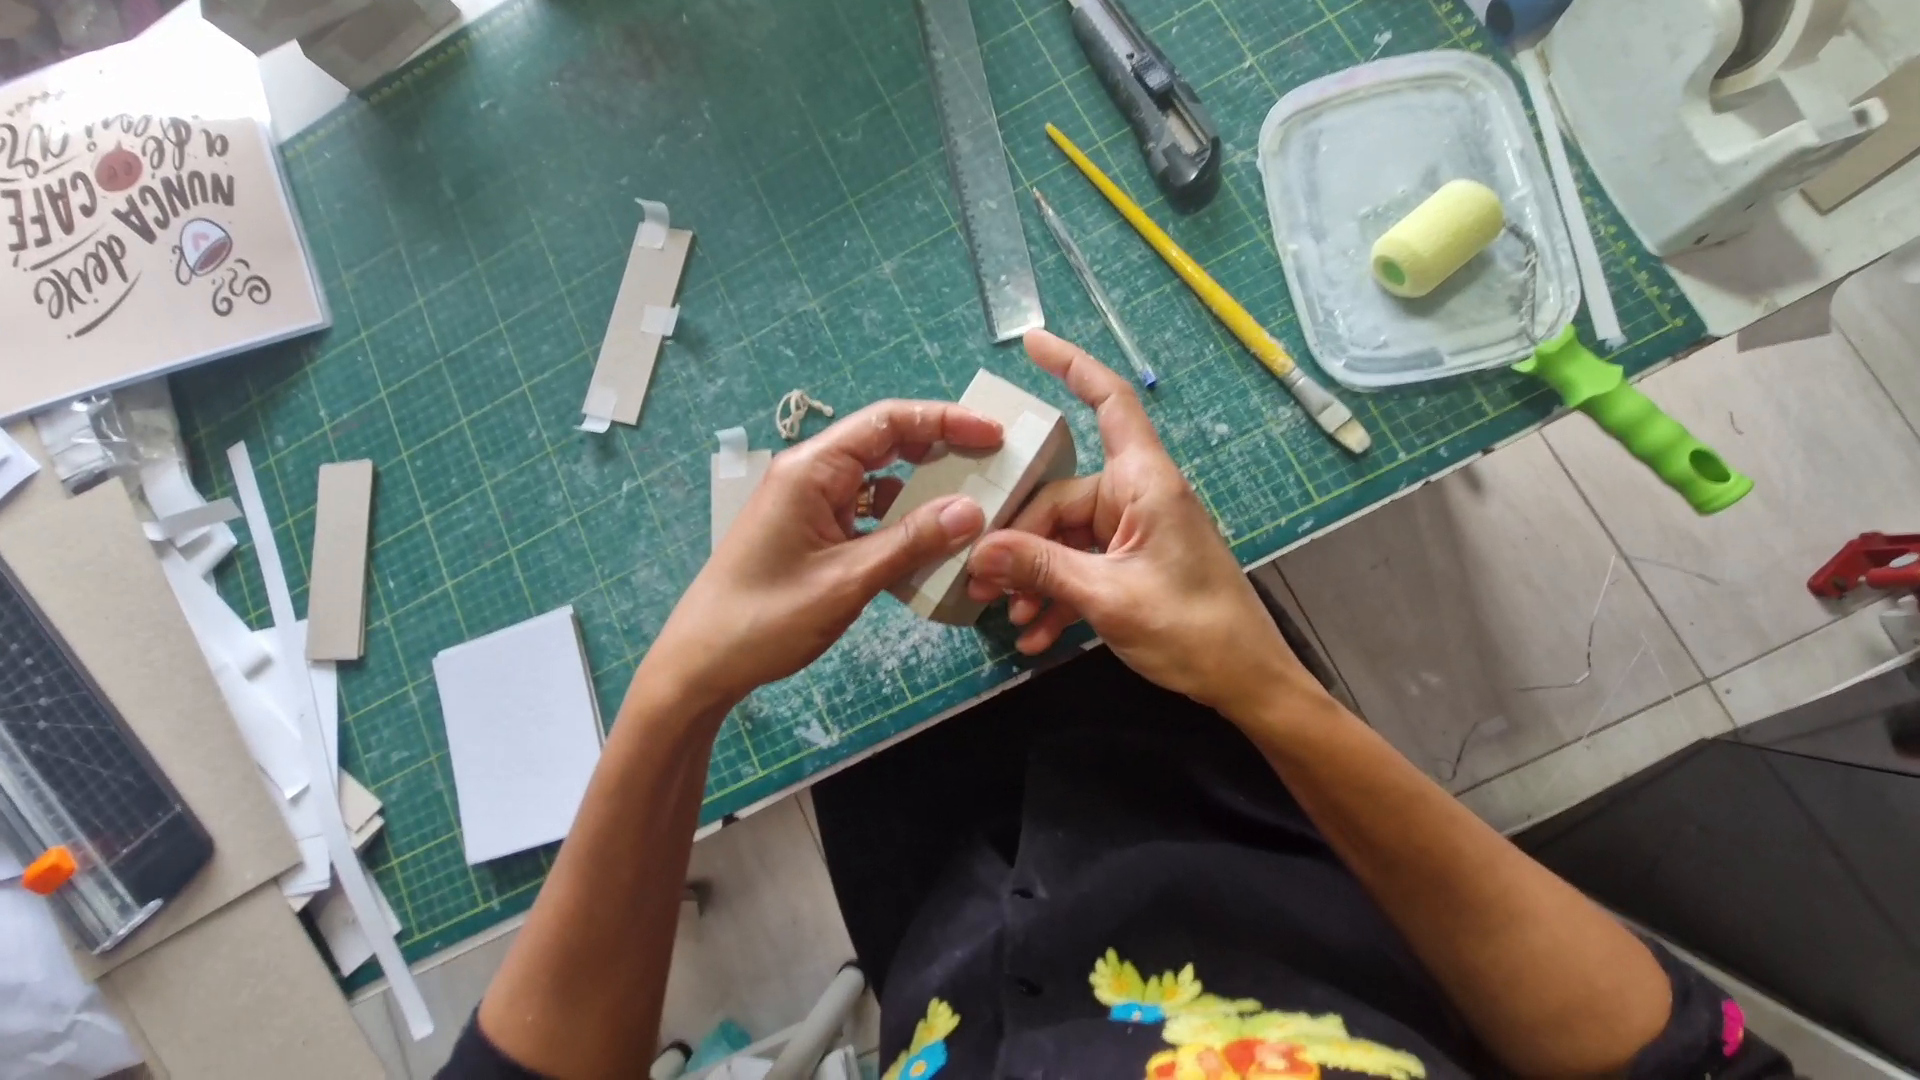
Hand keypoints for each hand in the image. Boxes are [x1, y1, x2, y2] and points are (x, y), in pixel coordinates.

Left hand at [643, 401, 1001, 708]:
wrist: (702, 663)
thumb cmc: (766, 618)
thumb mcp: (847, 580)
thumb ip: (912, 542)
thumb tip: (973, 511)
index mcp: (812, 469)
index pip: (888, 421)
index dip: (946, 421)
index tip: (994, 435)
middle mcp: (812, 475)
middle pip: (886, 445)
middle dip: (940, 453)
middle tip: (993, 467)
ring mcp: (811, 505)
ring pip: (880, 484)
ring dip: (922, 495)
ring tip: (971, 510)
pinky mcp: (813, 533)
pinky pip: (867, 516)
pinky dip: (900, 527)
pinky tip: (929, 550)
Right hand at [965, 330, 1321, 719]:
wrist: (1245, 681)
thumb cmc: (1193, 629)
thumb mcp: (1109, 597)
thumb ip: (1043, 568)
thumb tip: (979, 550)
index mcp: (1145, 483)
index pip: (1111, 402)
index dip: (1074, 366)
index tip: (1033, 343)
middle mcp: (1136, 498)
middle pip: (1059, 498)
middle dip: (1020, 541)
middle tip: (982, 583)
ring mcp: (1133, 534)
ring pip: (1064, 539)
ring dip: (1035, 577)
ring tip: (1008, 615)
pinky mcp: (1131, 565)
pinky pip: (1081, 567)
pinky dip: (1058, 597)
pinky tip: (1035, 634)